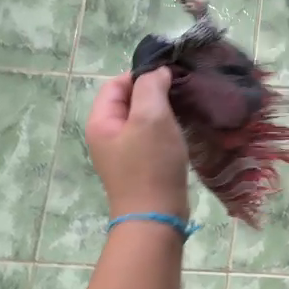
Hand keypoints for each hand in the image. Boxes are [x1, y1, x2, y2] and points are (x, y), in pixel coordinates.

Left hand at [85, 68, 189, 220]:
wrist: (156, 216)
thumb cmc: (151, 164)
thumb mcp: (151, 117)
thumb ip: (151, 87)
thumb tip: (158, 72)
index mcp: (101, 121)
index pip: (117, 83)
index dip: (142, 75)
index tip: (171, 77)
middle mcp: (108, 135)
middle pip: (130, 100)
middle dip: (155, 92)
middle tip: (183, 91)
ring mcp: (124, 152)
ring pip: (143, 118)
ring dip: (164, 111)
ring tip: (187, 108)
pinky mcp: (141, 165)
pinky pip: (152, 136)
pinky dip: (167, 129)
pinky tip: (184, 130)